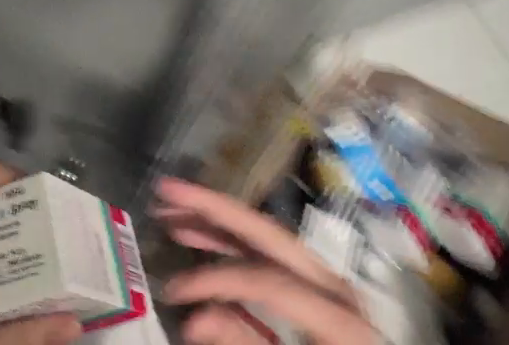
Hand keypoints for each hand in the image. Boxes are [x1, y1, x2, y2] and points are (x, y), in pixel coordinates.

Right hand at [153, 178, 377, 344]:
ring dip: (218, 221)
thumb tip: (191, 320)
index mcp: (343, 320)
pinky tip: (201, 235)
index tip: (173, 293)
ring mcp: (329, 283)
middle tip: (165, 189)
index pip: (269, 282)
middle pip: (269, 234)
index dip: (217, 281)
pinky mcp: (318, 288)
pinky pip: (271, 255)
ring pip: (267, 238)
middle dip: (214, 208)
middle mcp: (338, 287)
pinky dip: (234, 241)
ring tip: (171, 211)